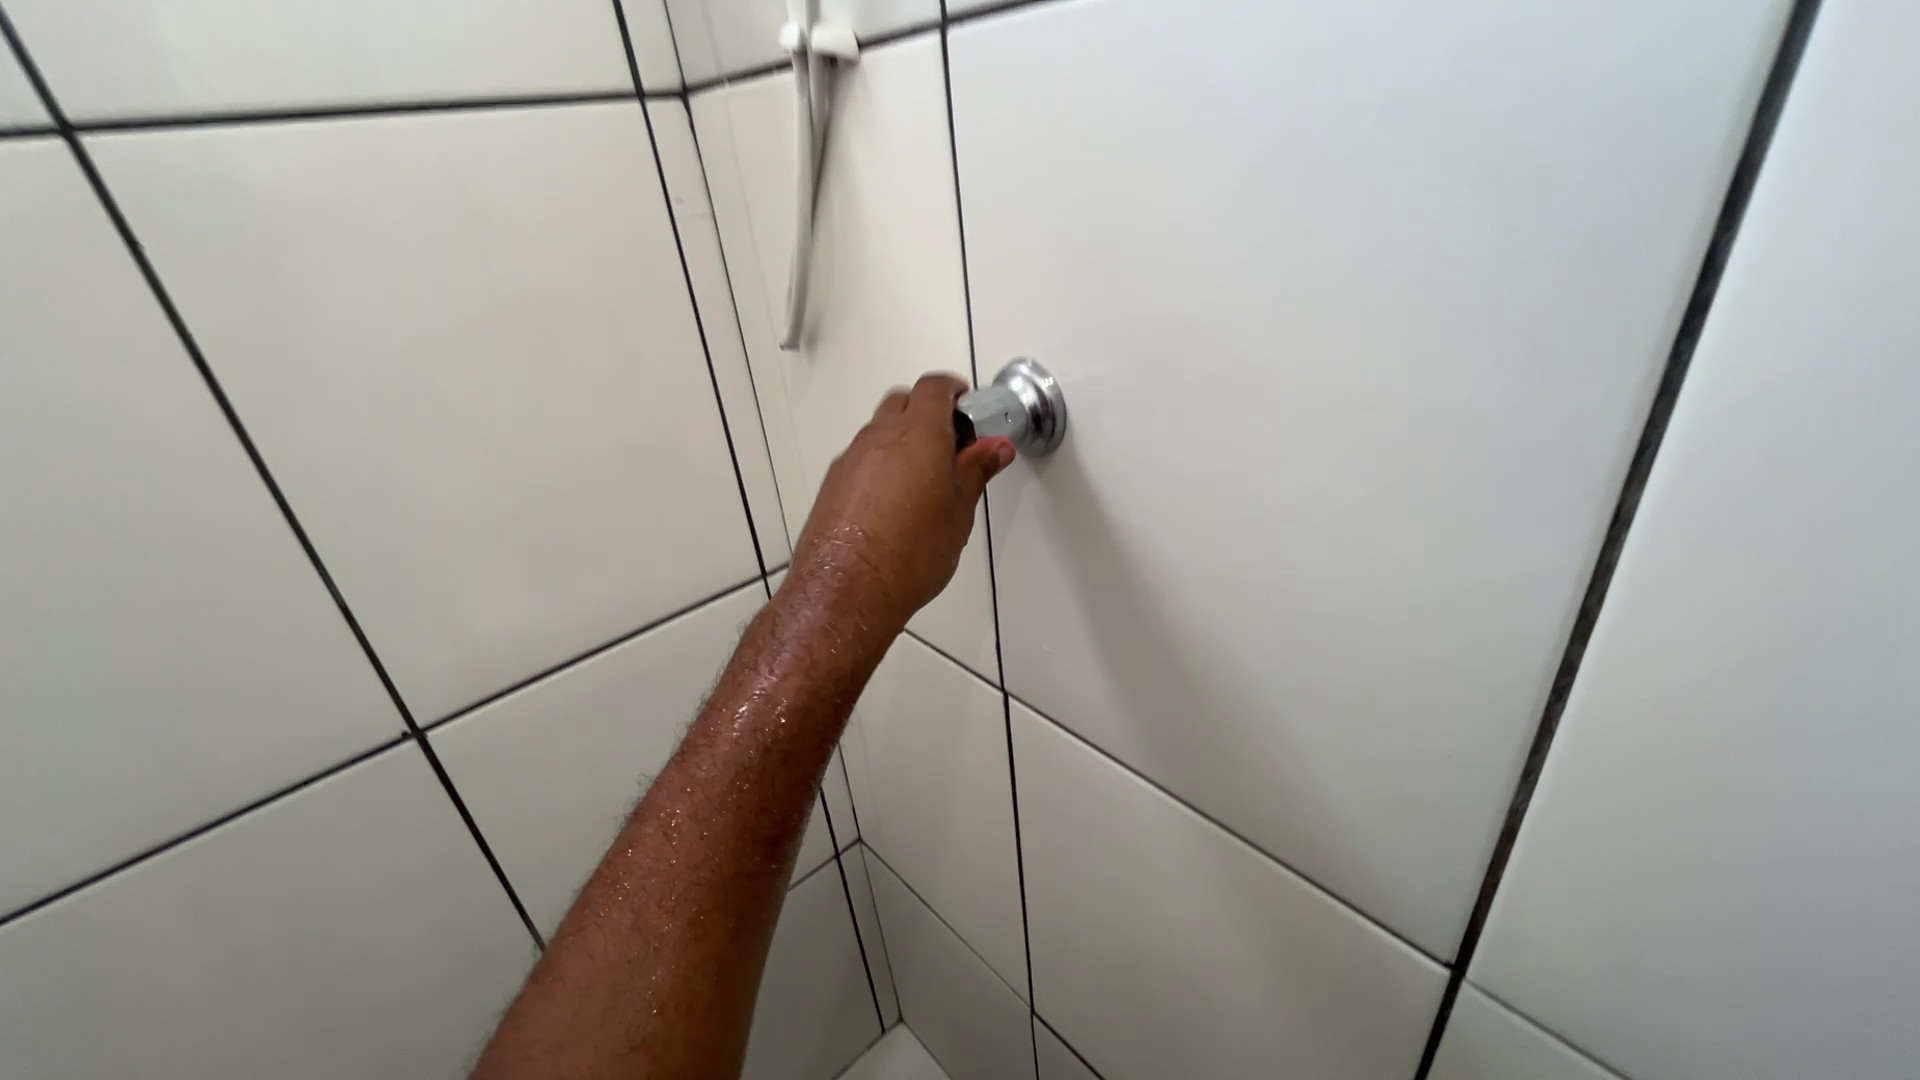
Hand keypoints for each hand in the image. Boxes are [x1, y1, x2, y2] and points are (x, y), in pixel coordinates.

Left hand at [787, 373, 1015, 635]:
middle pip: (903, 403)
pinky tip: (894, 502)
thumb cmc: (910, 551)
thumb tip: (996, 448)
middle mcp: (878, 437)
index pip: (934, 388)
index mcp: (917, 433)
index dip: (954, 392)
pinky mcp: (833, 484)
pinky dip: (880, 466)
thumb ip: (976, 470)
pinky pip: (861, 460)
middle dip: (928, 412)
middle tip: (952, 443)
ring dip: (902, 441)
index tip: (968, 408)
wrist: (849, 589)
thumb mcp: (959, 510)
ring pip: (879, 432)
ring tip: (925, 479)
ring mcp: (851, 459)